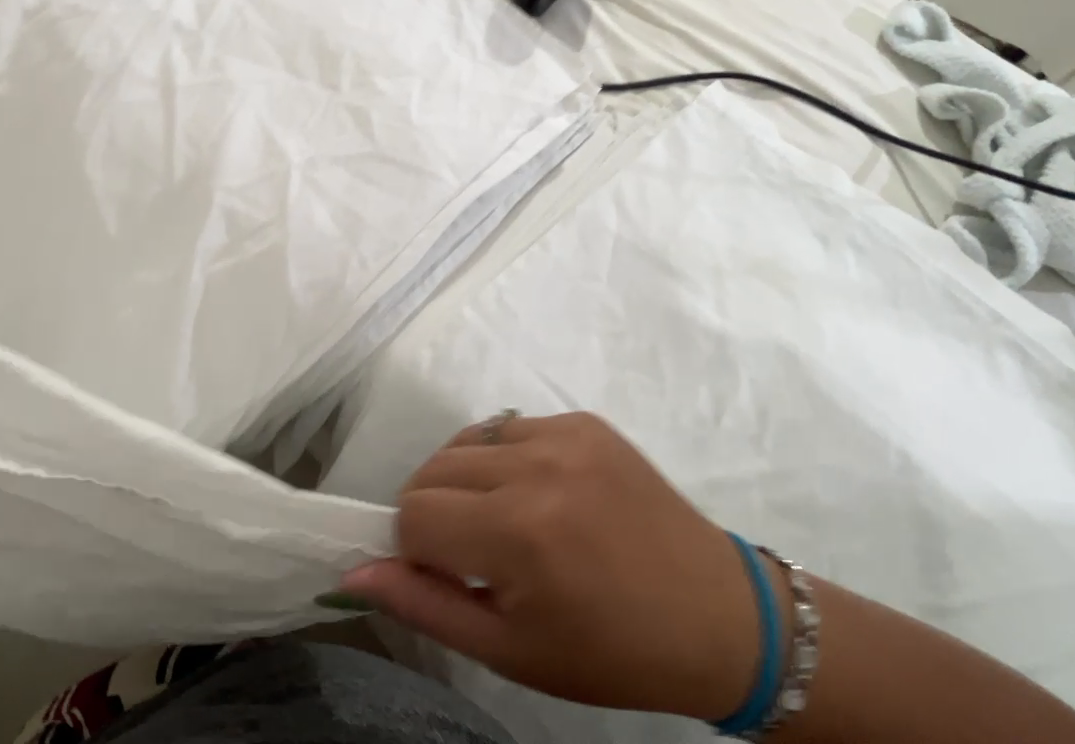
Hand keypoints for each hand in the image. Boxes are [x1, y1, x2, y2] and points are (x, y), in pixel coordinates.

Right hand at [340, 412, 762, 721]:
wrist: (719, 620)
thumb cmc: (610, 652)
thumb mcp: (510, 651)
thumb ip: (424, 605)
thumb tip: (355, 572)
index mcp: (519, 531)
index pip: (412, 517)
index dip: (420, 554)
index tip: (454, 579)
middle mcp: (537, 466)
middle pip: (430, 471)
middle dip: (436, 516)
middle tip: (478, 558)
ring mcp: (565, 434)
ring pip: (464, 444)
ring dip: (466, 484)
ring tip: (507, 525)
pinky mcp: (586, 422)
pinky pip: (508, 430)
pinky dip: (503, 462)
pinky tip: (540, 498)